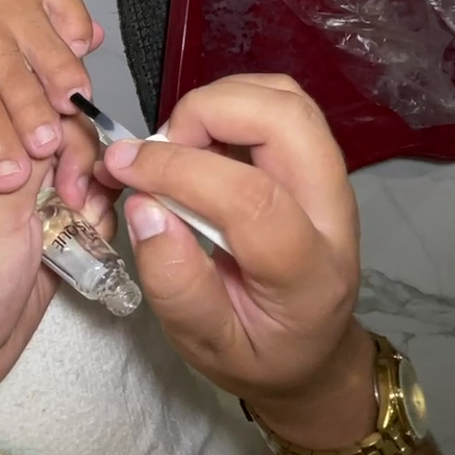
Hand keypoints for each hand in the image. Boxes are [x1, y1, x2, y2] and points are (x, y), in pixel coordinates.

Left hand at [0, 0, 102, 211]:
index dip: (0, 161)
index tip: (12, 187)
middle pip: (25, 102)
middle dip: (36, 136)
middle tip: (56, 161)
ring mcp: (17, 5)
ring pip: (52, 64)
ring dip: (62, 93)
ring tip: (71, 113)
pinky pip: (68, 9)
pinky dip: (76, 33)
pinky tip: (80, 45)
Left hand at [0, 122, 113, 414]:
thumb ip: (31, 160)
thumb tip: (62, 114)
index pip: (38, 117)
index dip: (66, 133)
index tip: (71, 170)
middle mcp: (8, 176)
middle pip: (70, 147)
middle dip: (87, 169)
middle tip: (79, 203)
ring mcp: (30, 212)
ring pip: (85, 185)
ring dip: (96, 201)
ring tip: (86, 226)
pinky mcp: (50, 246)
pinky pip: (89, 224)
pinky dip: (98, 228)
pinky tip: (92, 243)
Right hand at [98, 75, 375, 448]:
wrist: (313, 355)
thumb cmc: (257, 353)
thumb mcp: (205, 346)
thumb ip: (176, 285)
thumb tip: (144, 207)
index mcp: (306, 274)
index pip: (252, 199)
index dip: (178, 169)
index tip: (122, 166)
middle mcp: (331, 214)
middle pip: (286, 120)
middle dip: (206, 112)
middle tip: (160, 149)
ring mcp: (330, 180)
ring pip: (286, 99)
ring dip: (217, 102)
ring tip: (177, 145)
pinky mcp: (316, 161)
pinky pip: (279, 103)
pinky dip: (228, 102)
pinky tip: (198, 141)